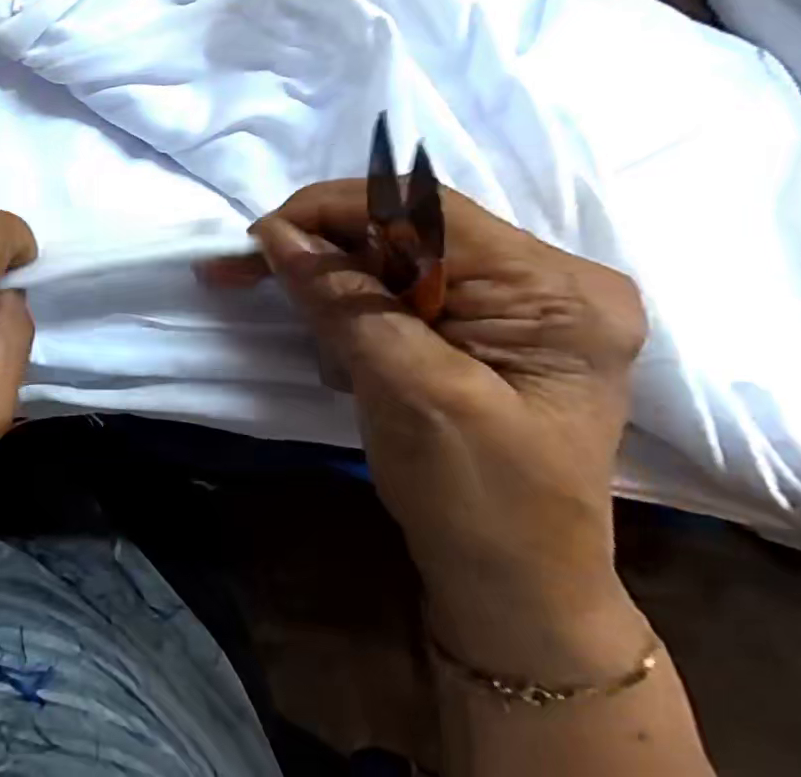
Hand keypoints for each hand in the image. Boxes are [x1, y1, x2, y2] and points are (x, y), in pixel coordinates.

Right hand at [213, 181, 649, 677]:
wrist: (515, 591)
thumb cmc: (479, 503)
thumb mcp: (409, 393)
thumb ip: (345, 303)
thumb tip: (275, 234)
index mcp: (554, 290)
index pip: (427, 209)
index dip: (334, 209)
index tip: (260, 237)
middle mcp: (548, 280)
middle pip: (412, 229)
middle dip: (326, 249)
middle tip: (246, 269)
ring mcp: (522, 305)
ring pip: (400, 259)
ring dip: (338, 286)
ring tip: (311, 337)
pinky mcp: (491, 328)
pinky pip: (408, 292)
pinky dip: (358, 311)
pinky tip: (345, 354)